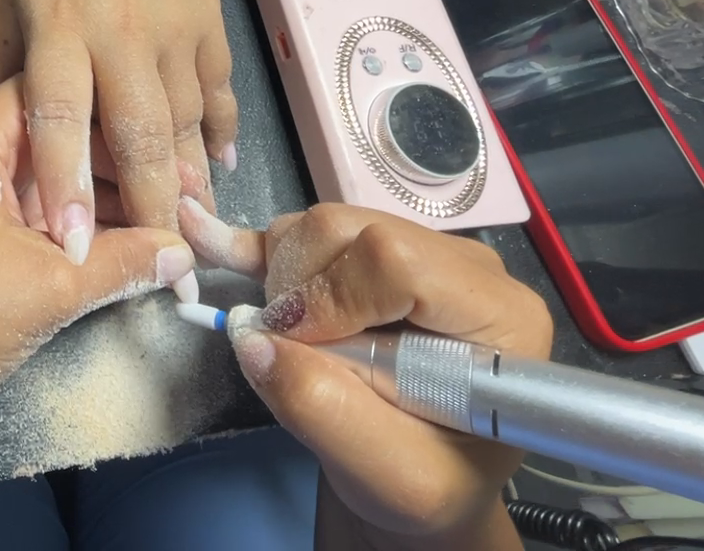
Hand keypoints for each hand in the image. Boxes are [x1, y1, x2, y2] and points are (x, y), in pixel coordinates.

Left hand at [0, 0, 237, 262]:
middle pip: (136, 133)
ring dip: (187, 184)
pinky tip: (218, 172)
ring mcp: (174, 35)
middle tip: (153, 267)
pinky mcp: (211, 33)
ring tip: (189, 235)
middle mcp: (120, 37)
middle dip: (146, 206)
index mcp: (58, 28)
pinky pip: (218, 97)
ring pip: (184, 123)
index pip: (59, 114)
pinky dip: (219, 137)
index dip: (63, 181)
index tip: (70, 244)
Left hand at [0, 78, 194, 406]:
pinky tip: (132, 241)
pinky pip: (47, 209)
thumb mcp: (43, 288)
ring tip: (174, 216)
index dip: (117, 107)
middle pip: (65, 135)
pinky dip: (84, 222)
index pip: (58, 90)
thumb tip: (180, 251)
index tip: (172, 134)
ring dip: (108, 197)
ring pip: (60, 176)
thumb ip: (119, 265)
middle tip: (192, 187)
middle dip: (125, 162)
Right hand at [179, 201, 551, 549]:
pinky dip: (247, 245)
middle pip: (343, 230)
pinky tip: (207, 239)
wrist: (418, 466)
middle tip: (289, 346)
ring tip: (291, 335)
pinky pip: (295, 229)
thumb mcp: (391, 475)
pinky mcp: (359, 246)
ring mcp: (408, 244)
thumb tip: (250, 338)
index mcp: (496, 314)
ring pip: (313, 226)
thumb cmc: (426, 477)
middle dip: (296, 287)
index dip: (331, 296)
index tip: (303, 347)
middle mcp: (459, 263)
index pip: (394, 258)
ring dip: (279, 278)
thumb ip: (323, 409)